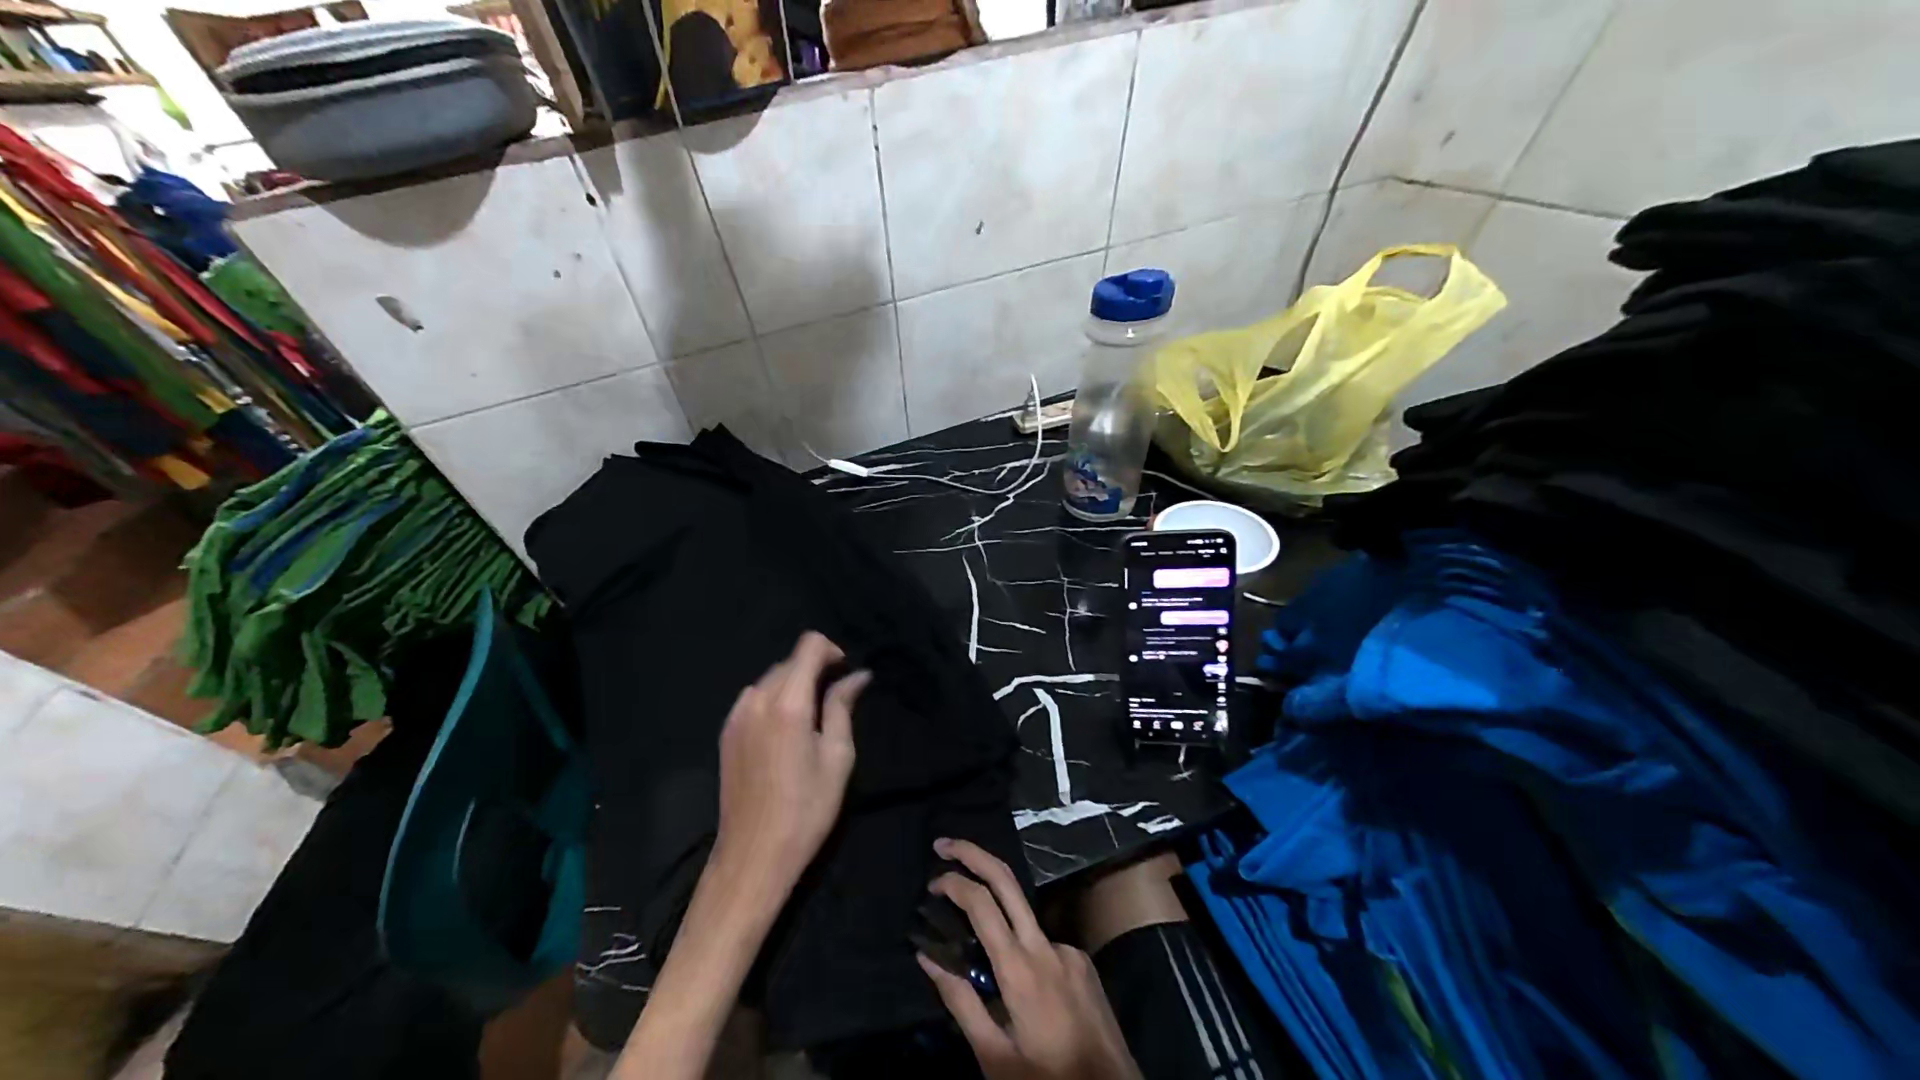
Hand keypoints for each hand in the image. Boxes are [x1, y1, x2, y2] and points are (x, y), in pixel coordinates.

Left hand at [712, 631, 870, 896]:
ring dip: (792, 684)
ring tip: (811, 717)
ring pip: (769, 679)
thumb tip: (857, 675)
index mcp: (788, 704)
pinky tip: (784, 730)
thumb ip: (843, 707)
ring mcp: (736, 716)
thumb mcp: (837, 757)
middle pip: (788, 661)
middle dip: (814, 668)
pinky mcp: (726, 733)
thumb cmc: (807, 809)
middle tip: (835, 698)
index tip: (845, 672)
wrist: (754, 854)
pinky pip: (753, 698)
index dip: (831, 650)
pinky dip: (772, 699)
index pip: (808, 647)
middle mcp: (757, 701)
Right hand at [918, 839, 1143, 1079]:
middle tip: (944, 844)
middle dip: (974, 854)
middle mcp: (1046, 946)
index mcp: (1020, 969)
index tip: (932, 882)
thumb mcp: (993, 1055)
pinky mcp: (1082, 962)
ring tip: (976, 951)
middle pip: (1007, 880)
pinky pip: (1042, 945)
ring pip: (1023, 917)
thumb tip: (927, 955)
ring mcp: (1069, 950)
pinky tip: (1016, 988)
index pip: (982, 904)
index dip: (954, 882)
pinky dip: (1021, 950)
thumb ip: (960, 1000)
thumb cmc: (1045, 1078)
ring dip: (996, 915)